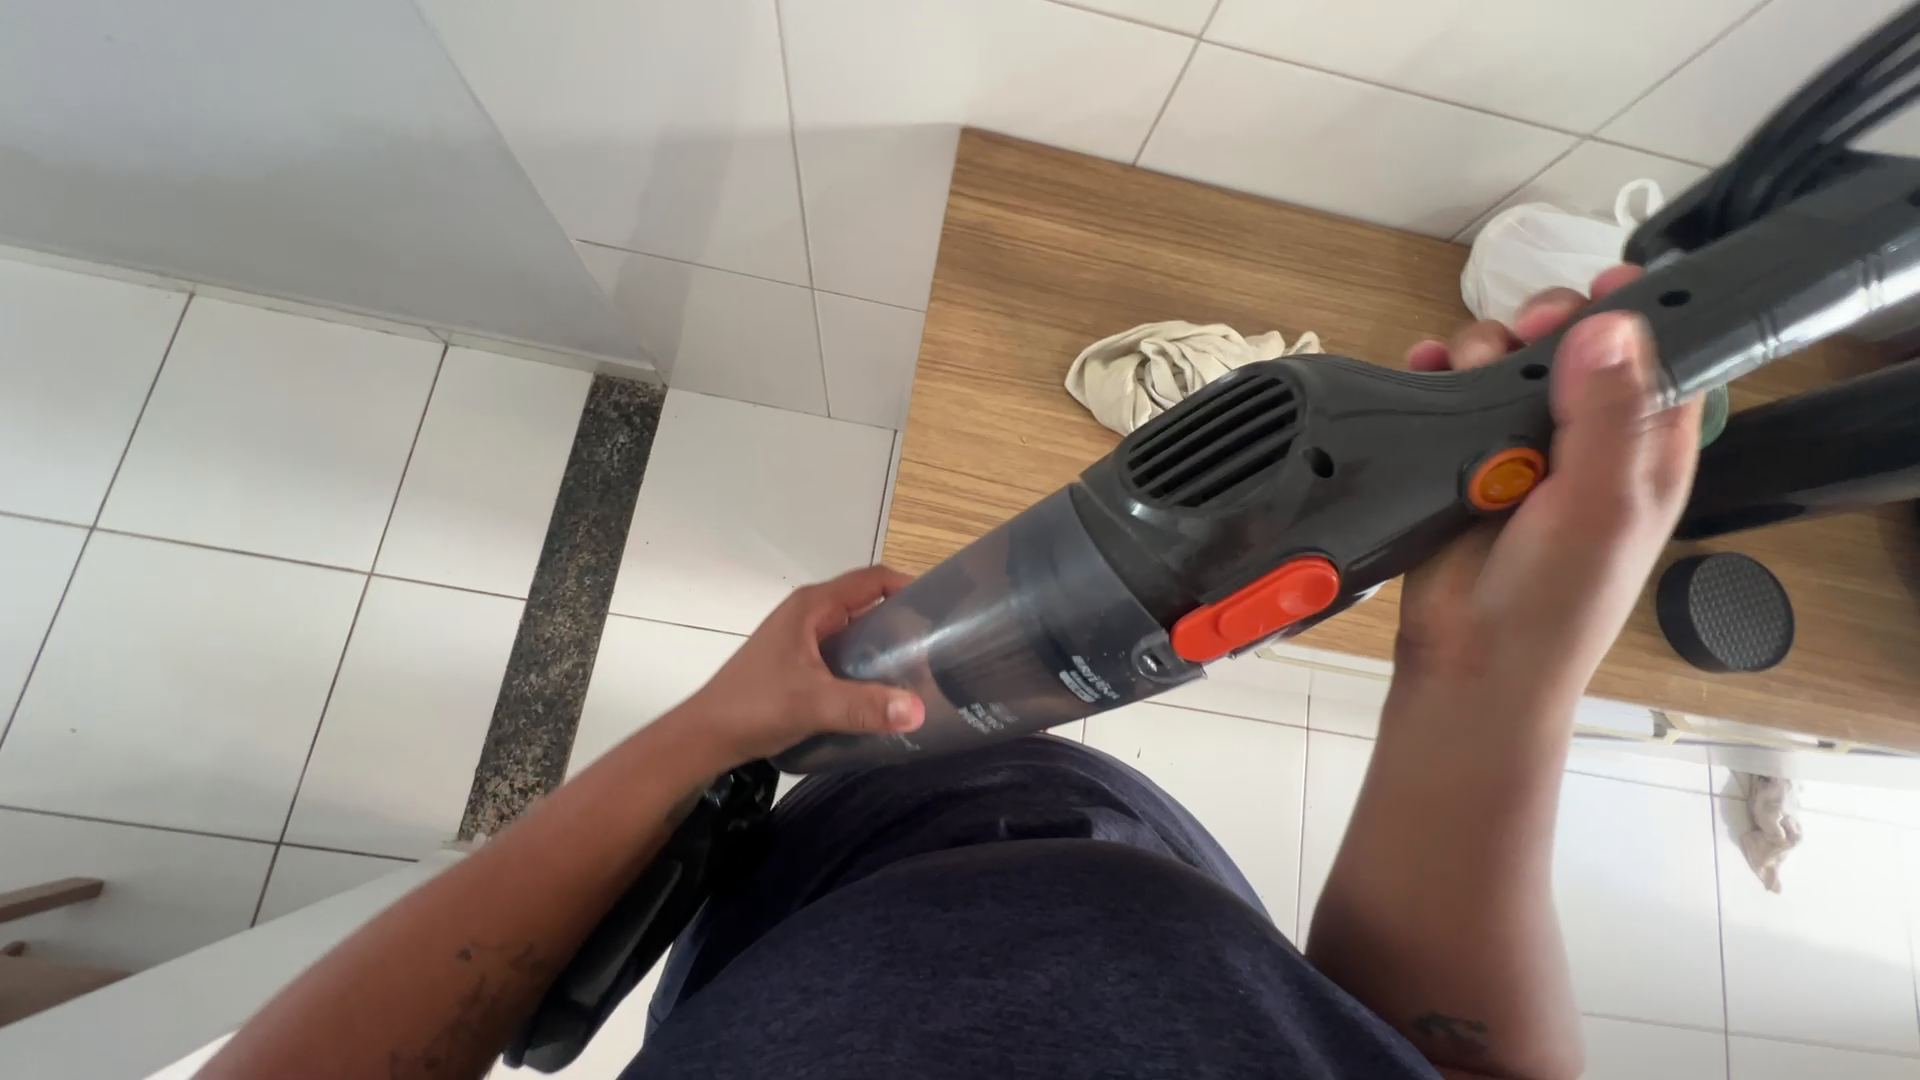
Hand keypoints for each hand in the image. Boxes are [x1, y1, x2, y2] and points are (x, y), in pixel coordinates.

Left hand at [665, 565, 926, 767]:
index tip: (941, 610)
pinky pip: (844, 654)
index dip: (908, 586)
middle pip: (868, 604)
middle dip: (903, 622)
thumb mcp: (814, 704)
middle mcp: (810, 614)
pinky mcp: (800, 662)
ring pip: (856, 632)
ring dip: (885, 647)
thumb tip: (919, 710)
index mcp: (813, 606)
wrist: (705, 737)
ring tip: (920, 672)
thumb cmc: (754, 707)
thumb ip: (865, 706)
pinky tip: (884, 691)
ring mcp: (803, 638)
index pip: (872, 579)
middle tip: (938, 649)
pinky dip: (867, 665)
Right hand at [1396, 267, 1702, 702]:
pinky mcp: (1451, 464)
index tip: (1602, 285)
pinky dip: (1433, 376)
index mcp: (1641, 449)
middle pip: (1568, 354)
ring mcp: (1508, 452)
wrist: (1467, 652)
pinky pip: (1444, 402)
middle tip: (1521, 331)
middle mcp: (1577, 442)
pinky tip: (1423, 365)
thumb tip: (1606, 324)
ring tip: (1456, 359)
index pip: (1656, 361)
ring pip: (1499, 371)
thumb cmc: (1554, 593)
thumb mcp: (1601, 503)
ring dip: (1480, 350)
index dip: (1636, 317)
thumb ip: (1608, 415)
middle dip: (1543, 329)